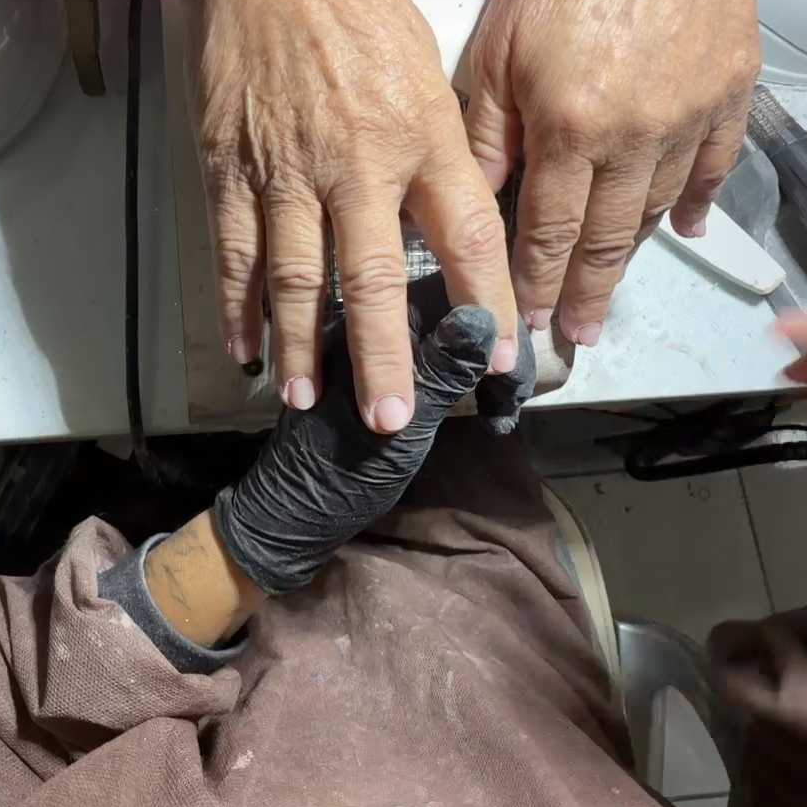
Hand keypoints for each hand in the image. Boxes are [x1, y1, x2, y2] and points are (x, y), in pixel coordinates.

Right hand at [183, 0, 518, 430]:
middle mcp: (355, 162)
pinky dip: (238, 306)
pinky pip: (233, 251)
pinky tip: (246, 348)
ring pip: (294, 277)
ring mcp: (285, 170)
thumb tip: (451, 228)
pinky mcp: (230, 169)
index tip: (499, 364)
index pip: (466, 235)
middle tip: (387, 418)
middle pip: (372, 276)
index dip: (487, 304)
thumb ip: (440, 153)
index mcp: (419, 134)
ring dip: (300, 345)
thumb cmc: (356, 8)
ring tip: (305, 399)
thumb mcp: (427, 71)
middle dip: (382, 354)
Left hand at [211, 273, 525, 595]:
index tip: (515, 382)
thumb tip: (482, 313)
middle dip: (499, 347)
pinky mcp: (383, 369)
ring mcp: (376, 344)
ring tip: (501, 409)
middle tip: (511, 402)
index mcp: (368, 327)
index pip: (450, 292)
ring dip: (487, 363)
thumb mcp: (397, 433)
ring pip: (451, 329)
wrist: (290, 514)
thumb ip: (437, 375)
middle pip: (457, 305)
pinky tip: (484, 408)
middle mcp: (371, 322)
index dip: (498, 327)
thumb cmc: (337, 478)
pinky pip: (436, 354)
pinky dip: (468, 376)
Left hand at [467, 0, 773, 345]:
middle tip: (579, 335)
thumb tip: (468, 202)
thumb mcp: (495, 54)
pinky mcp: (732, 90)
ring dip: (631, 260)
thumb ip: (484, 137)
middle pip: (606, 237)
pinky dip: (695, 202)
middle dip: (586, 293)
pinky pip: (714, 165)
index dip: (536, 284)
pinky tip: (683, 232)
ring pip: (654, 211)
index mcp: (571, 131)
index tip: (529, 324)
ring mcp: (691, 116)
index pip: (548, 231)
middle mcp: (635, 137)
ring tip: (613, 297)